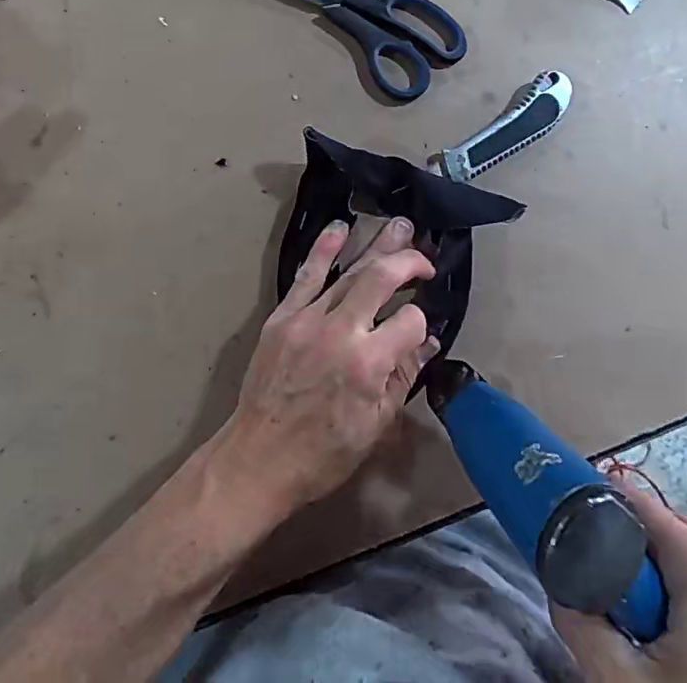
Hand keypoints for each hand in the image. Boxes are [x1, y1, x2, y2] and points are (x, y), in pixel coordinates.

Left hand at [211, 217, 437, 516]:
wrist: (257, 460)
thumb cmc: (324, 452)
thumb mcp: (377, 424)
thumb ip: (404, 375)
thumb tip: (428, 342)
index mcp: (368, 364)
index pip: (411, 321)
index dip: (423, 323)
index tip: (420, 332)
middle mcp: (340, 332)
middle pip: (382, 278)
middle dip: (410, 262)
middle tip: (425, 260)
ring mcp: (307, 320)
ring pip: (349, 271)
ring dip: (377, 246)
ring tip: (399, 226)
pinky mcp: (282, 318)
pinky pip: (306, 276)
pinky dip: (323, 249)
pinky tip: (341, 228)